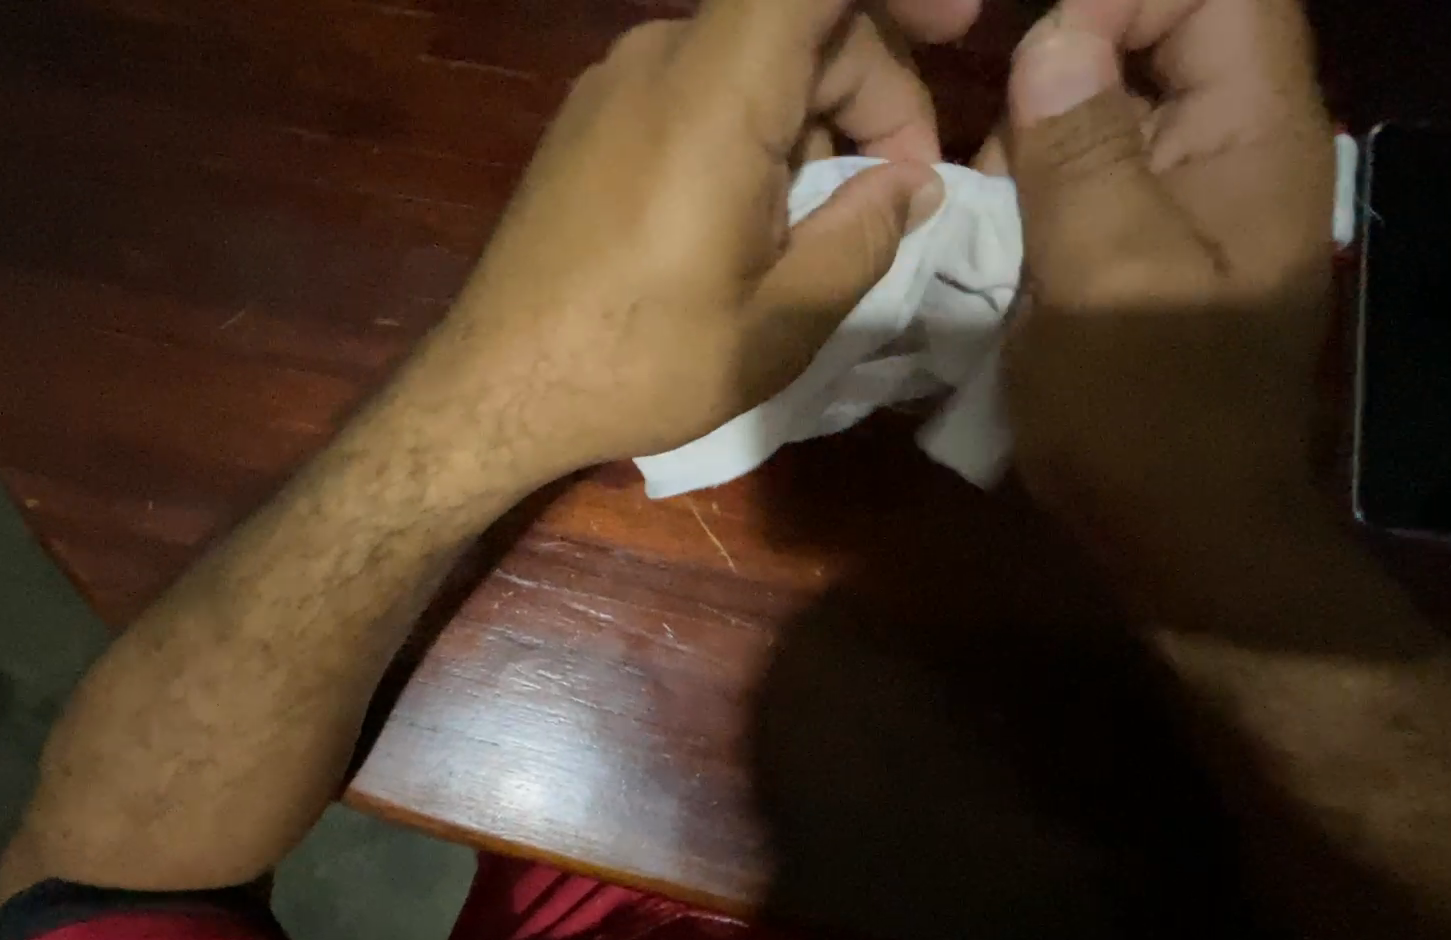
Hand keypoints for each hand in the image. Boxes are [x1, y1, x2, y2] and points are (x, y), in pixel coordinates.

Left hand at [414, 0, 978, 484]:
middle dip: (867, 90)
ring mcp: (606, 95)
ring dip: (802, 125)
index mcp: (715, 94)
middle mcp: (654, 63)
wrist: (494, 392)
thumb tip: (905, 188)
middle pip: (790, 23)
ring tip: (810, 229)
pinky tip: (738, 225)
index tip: (956, 30)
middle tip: (888, 195)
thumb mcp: (774, 325)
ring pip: (740, 67)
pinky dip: (739, 139)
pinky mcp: (580, 134)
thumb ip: (860, 239)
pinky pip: (685, 102)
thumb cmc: (635, 366)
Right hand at [997, 0, 1336, 566]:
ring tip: (986, 241)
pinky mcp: (1130, 261)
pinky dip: (1023, 215)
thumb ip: (1080, 154)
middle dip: (1048, 102)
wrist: (1168, 521)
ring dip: (1022, 168)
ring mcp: (1175, 214)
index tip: (1021, 77)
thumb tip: (1051, 38)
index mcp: (1250, 138)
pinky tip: (996, 265)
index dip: (1113, 9)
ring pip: (1092, 134)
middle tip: (992, 187)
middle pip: (1142, 57)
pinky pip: (1073, 199)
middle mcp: (1223, 158)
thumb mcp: (1103, 277)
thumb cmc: (1142, 410)